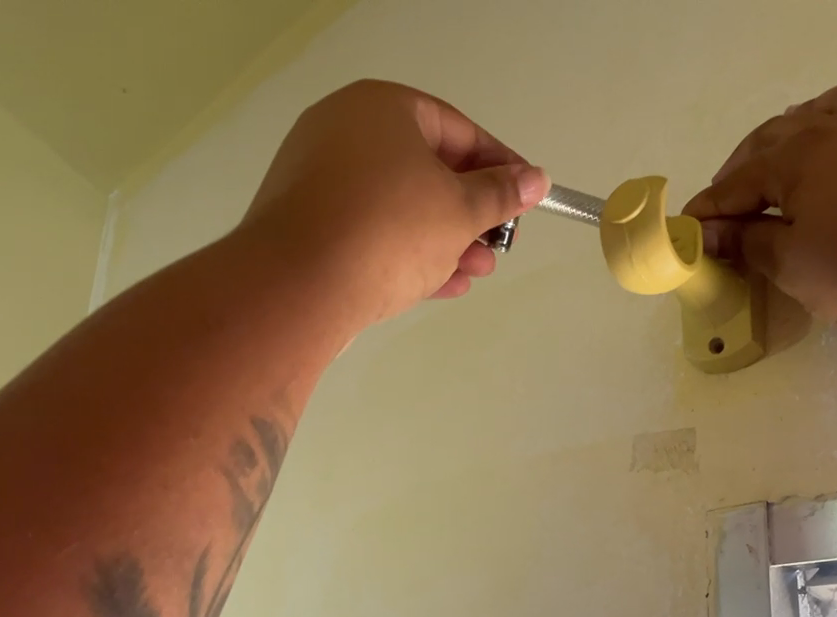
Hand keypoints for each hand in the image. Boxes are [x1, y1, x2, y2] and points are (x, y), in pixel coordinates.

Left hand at [242, 80, 548, 325]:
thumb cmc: (389, 230)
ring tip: (477, 272)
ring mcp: (322, 182)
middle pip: (426, 171)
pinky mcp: (311, 229)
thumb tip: (536, 179)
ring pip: (401, 209)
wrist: (299, 287)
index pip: (457, 129)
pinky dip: (409, 255)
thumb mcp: (460, 210)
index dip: (499, 166)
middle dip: (471, 214)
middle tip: (499, 246)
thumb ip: (500, 194)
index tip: (526, 198)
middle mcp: (345, 134)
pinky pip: (372, 235)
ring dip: (446, 241)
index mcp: (382, 109)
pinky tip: (444, 284)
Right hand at [683, 45, 836, 343]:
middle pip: (783, 135)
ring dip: (814, 113)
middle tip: (730, 198)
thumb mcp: (788, 264)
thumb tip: (709, 232)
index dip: (711, 207)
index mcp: (798, 156)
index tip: (689, 228)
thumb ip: (746, 241)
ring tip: (796, 130)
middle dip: (748, 163)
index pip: (740, 181)